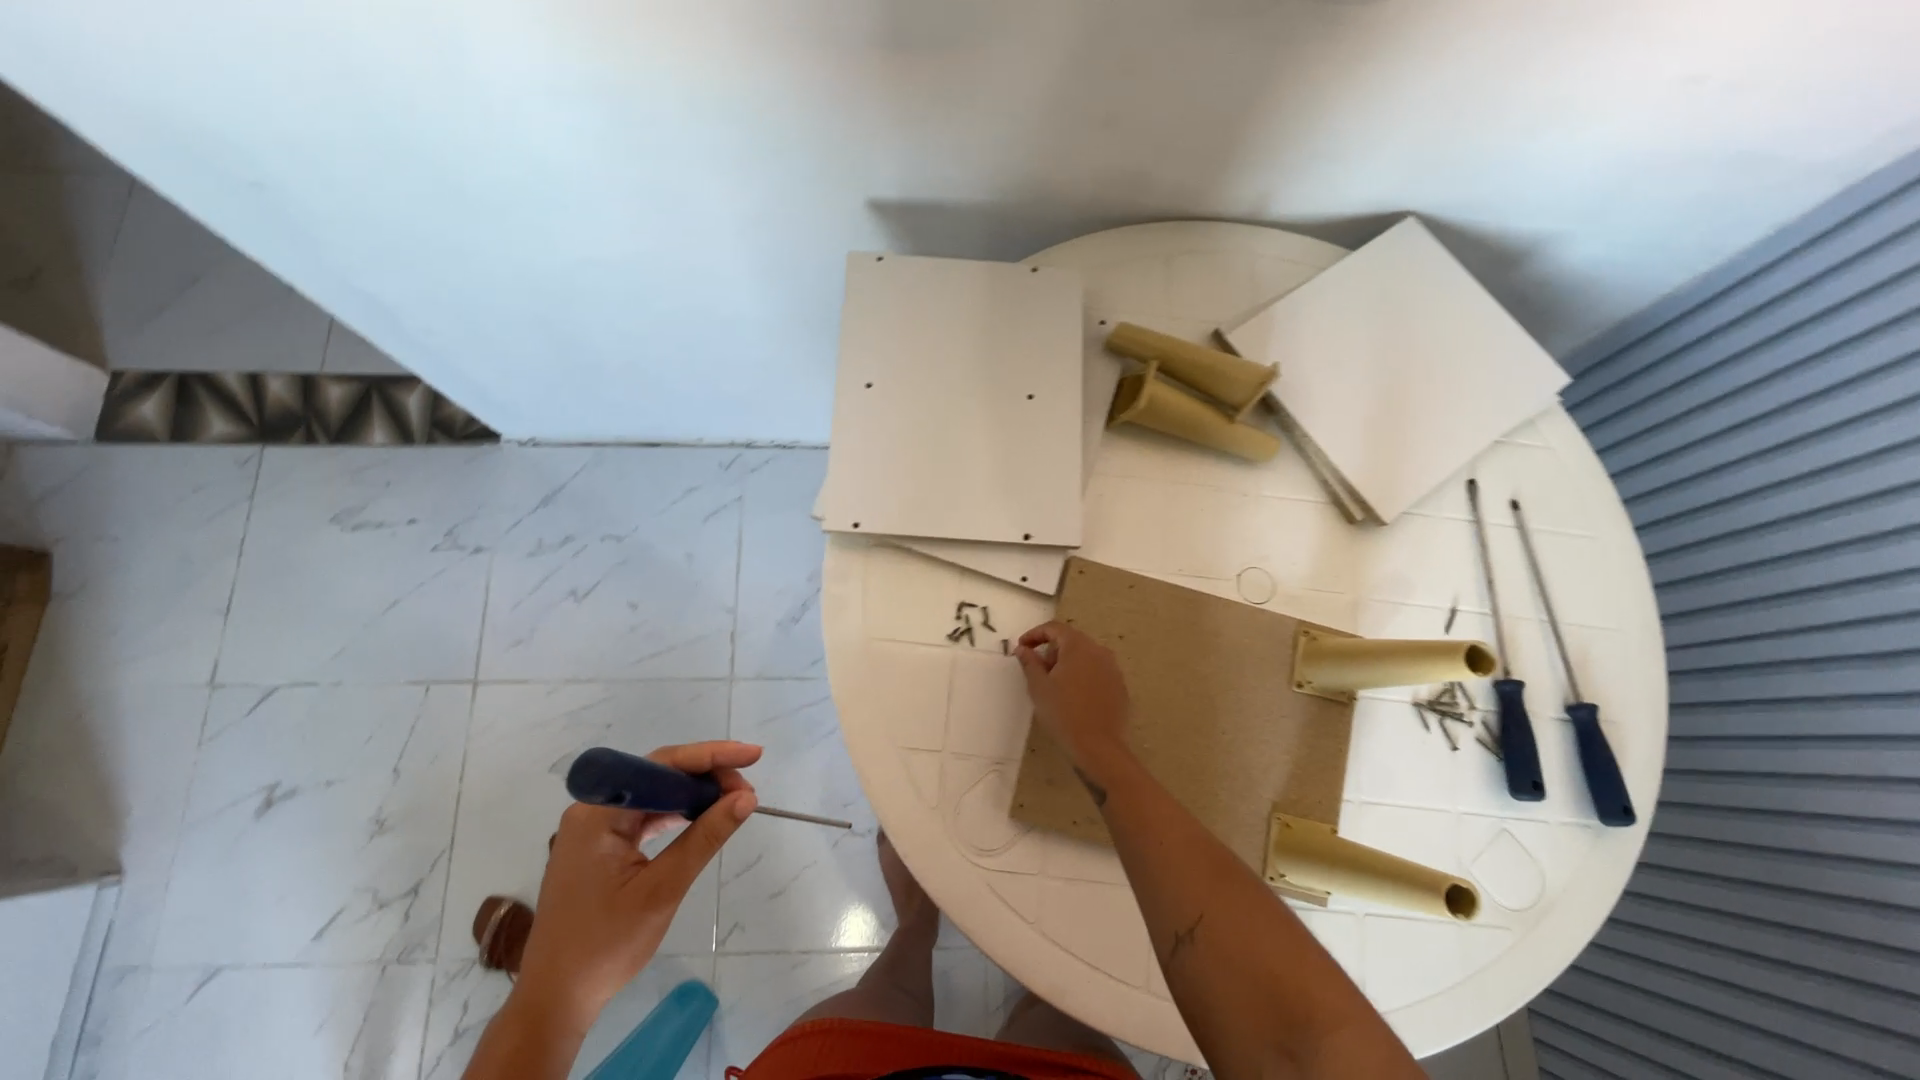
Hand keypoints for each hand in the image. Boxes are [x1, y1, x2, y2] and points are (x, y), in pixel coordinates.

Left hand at [513, 741, 761, 1025]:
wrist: (558, 996)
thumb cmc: (606, 944)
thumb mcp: (663, 889)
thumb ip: (705, 838)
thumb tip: (746, 799)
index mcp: (598, 813)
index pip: (661, 765)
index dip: (711, 756)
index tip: (752, 756)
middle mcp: (592, 811)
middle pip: (658, 776)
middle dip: (706, 778)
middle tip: (747, 793)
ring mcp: (593, 830)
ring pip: (653, 795)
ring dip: (693, 796)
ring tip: (733, 803)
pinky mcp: (599, 849)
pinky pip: (643, 817)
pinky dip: (675, 815)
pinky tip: (702, 819)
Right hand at [1014, 621, 1129, 769]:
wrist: (1097, 746)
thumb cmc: (1063, 713)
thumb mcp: (1039, 687)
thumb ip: (1029, 662)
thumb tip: (1023, 649)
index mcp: (1079, 647)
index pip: (1055, 628)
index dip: (1035, 634)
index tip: (1021, 647)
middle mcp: (1099, 651)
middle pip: (1071, 641)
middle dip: (1051, 651)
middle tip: (1037, 671)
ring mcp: (1113, 669)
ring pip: (1085, 657)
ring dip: (1067, 664)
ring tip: (1054, 686)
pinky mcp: (1119, 686)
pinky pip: (1097, 672)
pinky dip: (1082, 676)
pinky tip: (1074, 697)